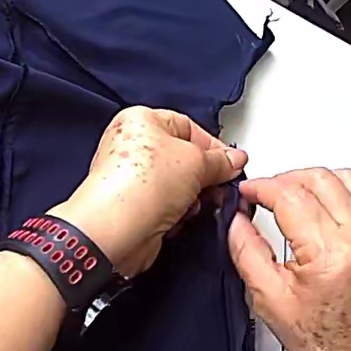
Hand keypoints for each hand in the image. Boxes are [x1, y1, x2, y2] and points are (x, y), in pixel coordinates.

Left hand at [49, 107, 247, 277]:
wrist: (117, 229)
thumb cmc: (139, 185)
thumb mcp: (196, 161)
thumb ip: (219, 160)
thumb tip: (233, 160)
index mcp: (139, 121)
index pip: (186, 126)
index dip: (212, 145)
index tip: (232, 163)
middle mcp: (131, 148)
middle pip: (182, 157)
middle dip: (204, 174)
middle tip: (218, 184)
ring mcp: (131, 179)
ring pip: (177, 186)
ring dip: (191, 197)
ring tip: (194, 203)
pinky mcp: (134, 208)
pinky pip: (167, 207)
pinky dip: (177, 214)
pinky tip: (179, 218)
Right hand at [227, 169, 350, 350]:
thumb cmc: (325, 343)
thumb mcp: (268, 299)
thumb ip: (246, 250)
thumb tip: (235, 219)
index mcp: (330, 255)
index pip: (290, 195)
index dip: (261, 187)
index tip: (247, 193)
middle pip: (319, 178)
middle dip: (285, 179)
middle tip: (266, 194)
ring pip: (348, 178)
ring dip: (315, 181)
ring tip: (295, 197)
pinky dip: (346, 191)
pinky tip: (328, 206)